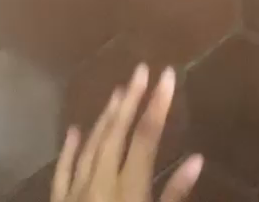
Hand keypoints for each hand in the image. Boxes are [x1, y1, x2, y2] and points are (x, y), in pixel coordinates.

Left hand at [52, 63, 203, 201]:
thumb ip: (173, 198)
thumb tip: (196, 160)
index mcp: (126, 192)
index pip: (145, 138)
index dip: (157, 105)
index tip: (168, 74)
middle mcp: (98, 186)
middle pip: (116, 134)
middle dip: (131, 100)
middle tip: (142, 69)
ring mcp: (74, 196)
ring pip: (90, 146)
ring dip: (105, 117)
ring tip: (118, 91)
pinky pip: (62, 173)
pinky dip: (70, 150)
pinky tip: (75, 131)